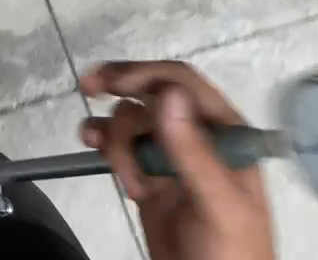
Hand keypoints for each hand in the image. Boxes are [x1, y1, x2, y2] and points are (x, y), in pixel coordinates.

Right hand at [80, 62, 274, 259]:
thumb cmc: (228, 257)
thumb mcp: (218, 207)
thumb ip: (194, 153)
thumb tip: (168, 93)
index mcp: (226, 135)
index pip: (183, 84)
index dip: (147, 75)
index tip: (113, 83)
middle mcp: (199, 138)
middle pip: (153, 93)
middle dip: (121, 86)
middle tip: (89, 85)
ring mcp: (171, 158)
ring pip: (133, 120)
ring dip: (114, 130)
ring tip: (101, 149)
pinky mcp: (149, 179)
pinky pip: (122, 147)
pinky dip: (105, 142)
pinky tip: (91, 144)